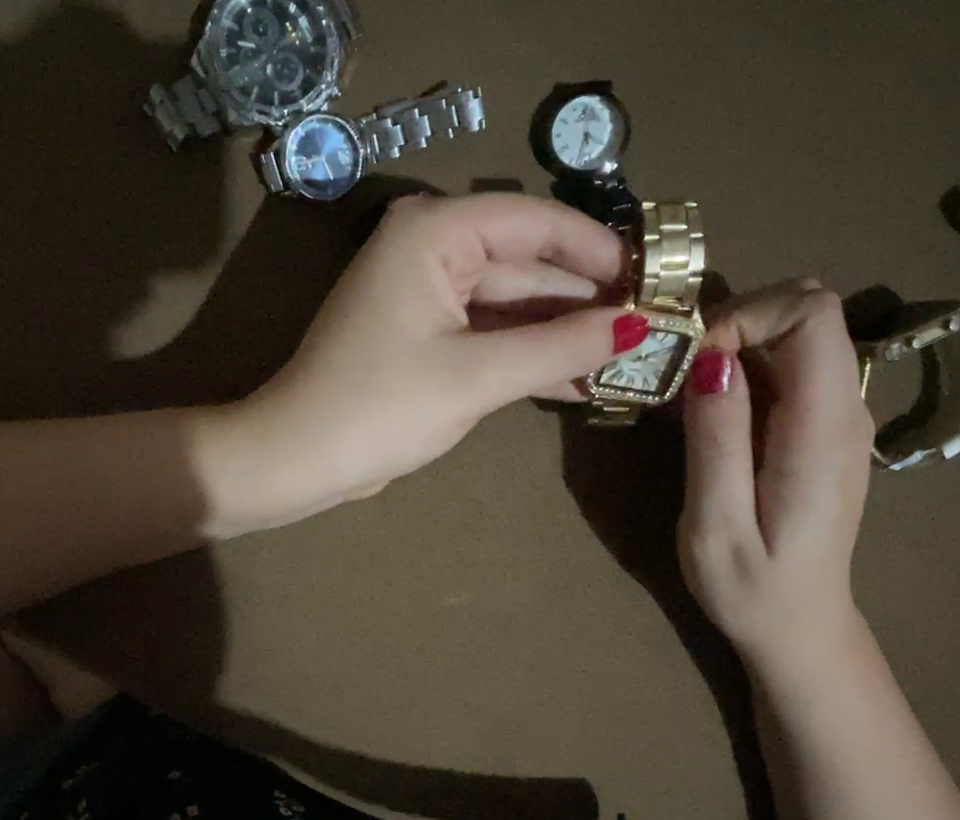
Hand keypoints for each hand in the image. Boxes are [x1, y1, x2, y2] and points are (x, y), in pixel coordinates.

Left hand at [202, 192, 640, 533]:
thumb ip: (560, 346)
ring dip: (568, 332)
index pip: (537, 222)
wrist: (301, 458)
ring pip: (517, 304)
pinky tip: (587, 379)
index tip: (658, 280)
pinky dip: (534, 356)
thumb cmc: (380, 407)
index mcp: (436, 232)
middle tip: (657, 325)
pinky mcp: (430, 337)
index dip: (601, 250)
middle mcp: (434, 249)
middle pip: (530, 263)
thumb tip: (636, 326)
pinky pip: (495, 334)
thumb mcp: (477, 376)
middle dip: (590, 297)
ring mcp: (431, 295)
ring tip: (634, 357)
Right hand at [675, 280, 874, 658]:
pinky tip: (713, 412)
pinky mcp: (824, 426)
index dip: (748, 315)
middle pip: (811, 308)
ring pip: (801, 332)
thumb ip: (716, 439)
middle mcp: (846, 408)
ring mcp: (841, 415)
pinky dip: (748, 367)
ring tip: (690, 395)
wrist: (799, 626)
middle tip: (687, 371)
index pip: (813, 314)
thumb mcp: (715, 524)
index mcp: (822, 430)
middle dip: (740, 319)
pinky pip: (793, 366)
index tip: (697, 361)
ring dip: (739, 343)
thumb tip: (711, 360)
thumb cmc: (751, 587)